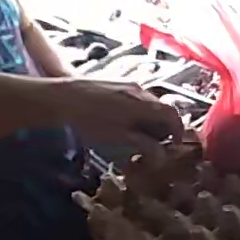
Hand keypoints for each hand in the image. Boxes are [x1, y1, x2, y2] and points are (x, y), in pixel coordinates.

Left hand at [33, 79, 182, 146]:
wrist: (60, 98)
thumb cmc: (93, 122)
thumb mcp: (122, 139)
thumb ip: (147, 146)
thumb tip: (163, 156)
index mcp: (146, 103)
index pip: (174, 115)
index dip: (178, 132)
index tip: (173, 147)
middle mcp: (140, 90)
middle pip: (162, 110)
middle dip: (162, 129)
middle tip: (153, 147)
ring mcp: (126, 84)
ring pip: (147, 105)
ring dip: (148, 122)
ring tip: (136, 138)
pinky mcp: (113, 83)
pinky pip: (134, 100)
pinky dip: (136, 114)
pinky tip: (122, 125)